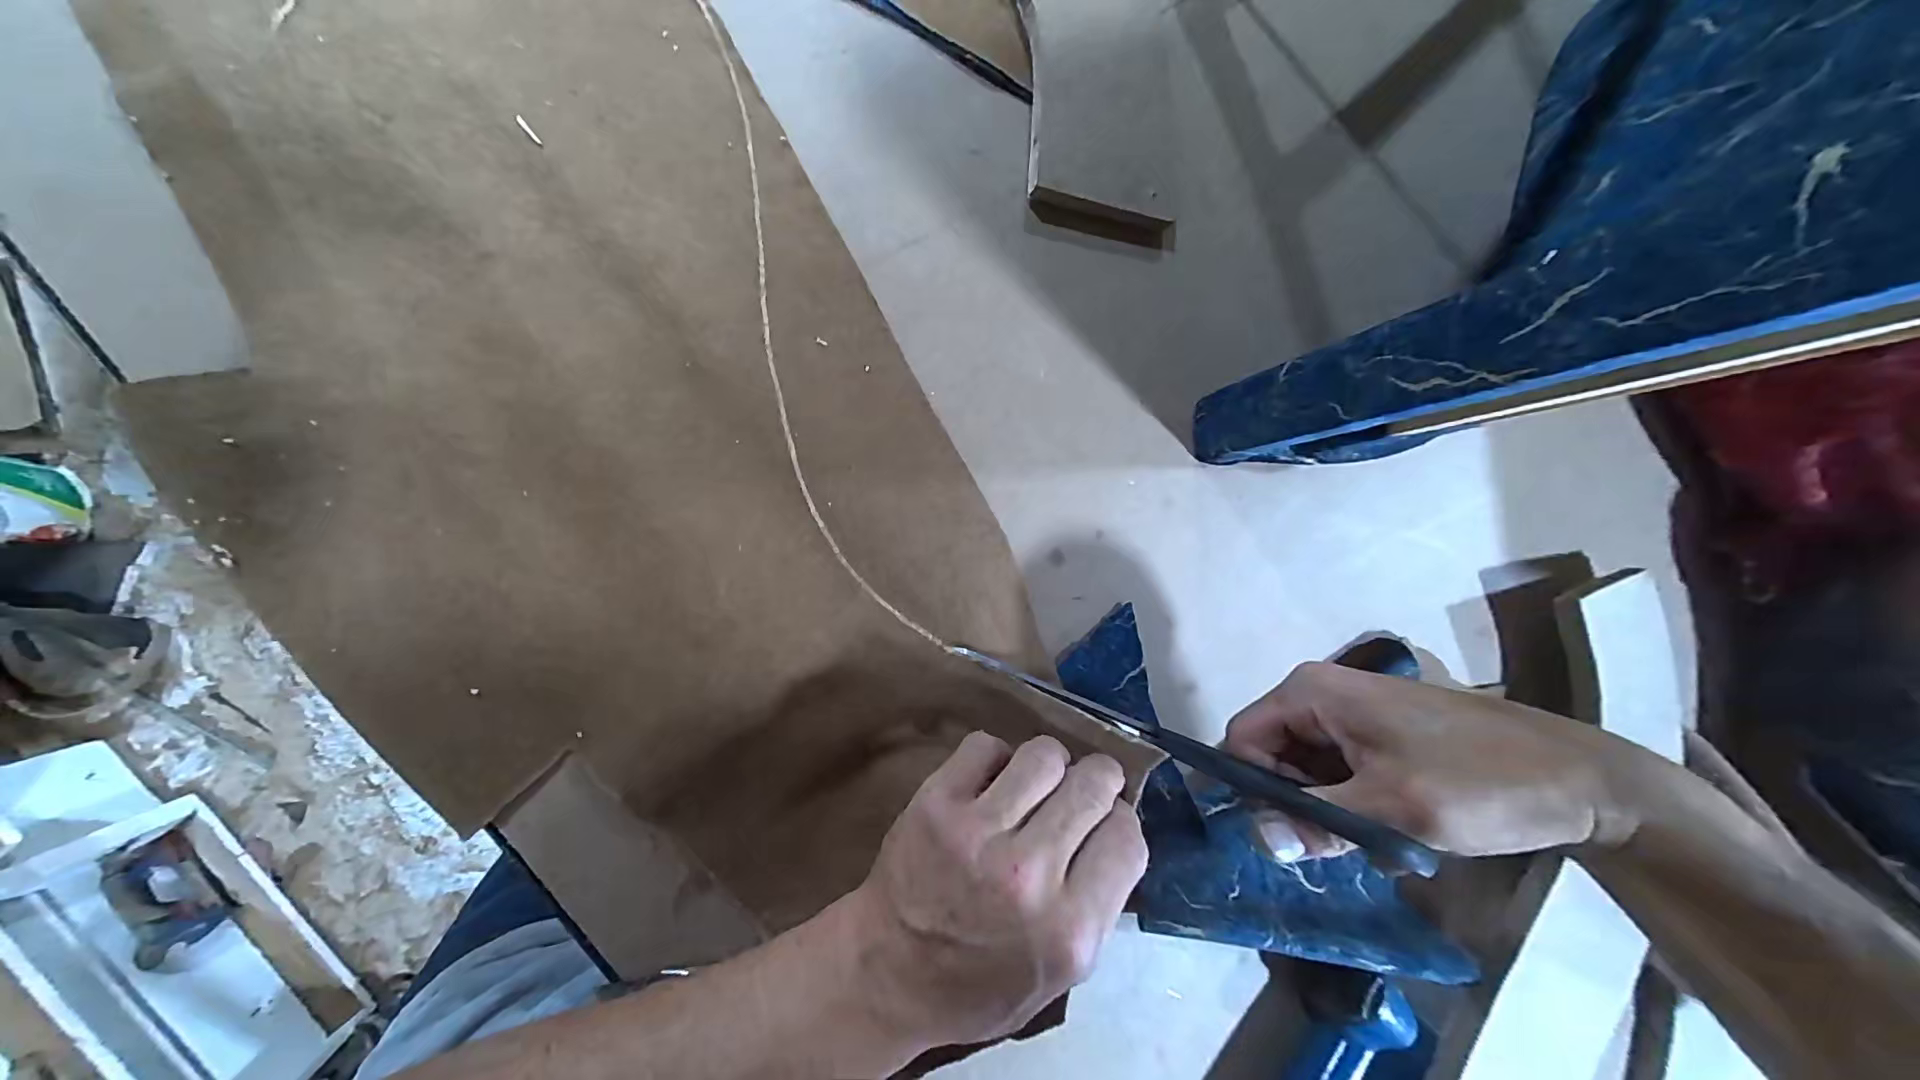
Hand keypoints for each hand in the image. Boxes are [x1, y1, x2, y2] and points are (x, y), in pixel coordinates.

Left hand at [844, 732, 1147, 1050]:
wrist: (890, 974)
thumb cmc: (980, 983)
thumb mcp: (1062, 974)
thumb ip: (1099, 903)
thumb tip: (1116, 824)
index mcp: (1069, 930)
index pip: (1127, 836)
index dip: (1120, 820)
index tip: (1105, 820)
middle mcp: (1028, 876)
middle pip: (1092, 785)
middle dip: (1097, 780)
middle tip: (1081, 788)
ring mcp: (977, 834)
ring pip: (1044, 755)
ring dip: (1049, 763)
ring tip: (1036, 783)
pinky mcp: (935, 804)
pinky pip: (987, 746)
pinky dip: (996, 758)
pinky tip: (990, 783)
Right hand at [1223, 661, 1638, 860]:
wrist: (1585, 780)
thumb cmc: (1482, 782)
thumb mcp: (1394, 809)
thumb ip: (1318, 822)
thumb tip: (1257, 838)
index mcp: (1310, 691)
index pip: (1242, 738)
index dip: (1254, 788)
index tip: (1291, 834)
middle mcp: (1320, 691)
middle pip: (1269, 752)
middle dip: (1295, 801)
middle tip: (1339, 842)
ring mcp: (1349, 710)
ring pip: (1302, 764)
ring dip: (1325, 806)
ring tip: (1373, 836)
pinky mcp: (1375, 730)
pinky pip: (1334, 765)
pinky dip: (1349, 799)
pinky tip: (1389, 823)